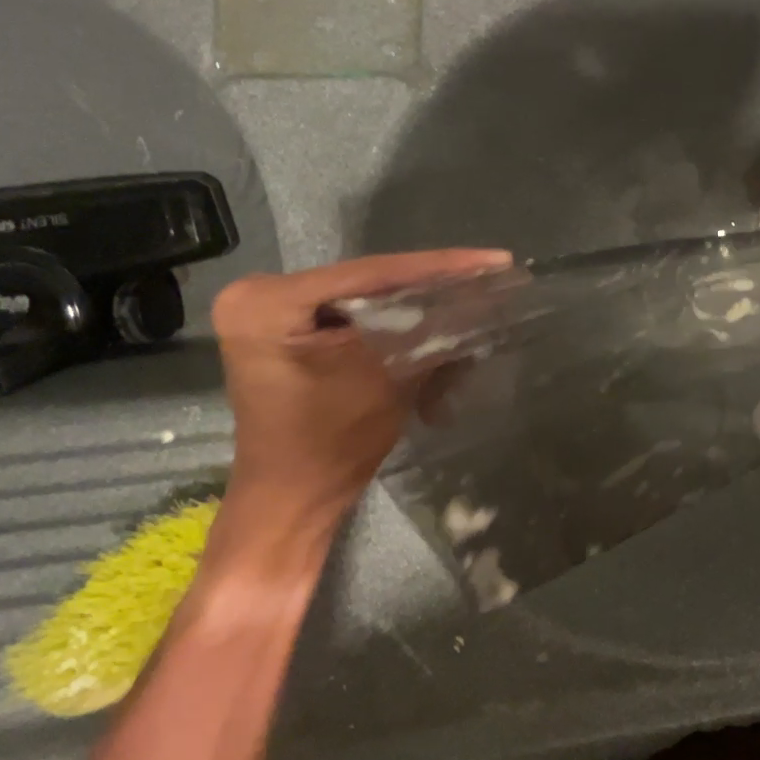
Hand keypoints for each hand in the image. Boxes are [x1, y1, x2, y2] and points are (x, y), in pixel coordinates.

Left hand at [210, 250, 512, 518]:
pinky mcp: (291, 333)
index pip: (372, 272)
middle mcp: (261, 294)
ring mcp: (274, 314)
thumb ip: (432, 329)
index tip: (497, 260)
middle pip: (372, 282)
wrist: (293, 499)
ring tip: (478, 309)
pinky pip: (358, 319)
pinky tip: (441, 340)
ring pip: (370, 300)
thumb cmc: (330, 443)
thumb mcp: (388, 378)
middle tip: (493, 278)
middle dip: (435, 289)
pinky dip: (399, 331)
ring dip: (422, 314)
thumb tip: (488, 295)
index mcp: (267, 301)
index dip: (442, 266)